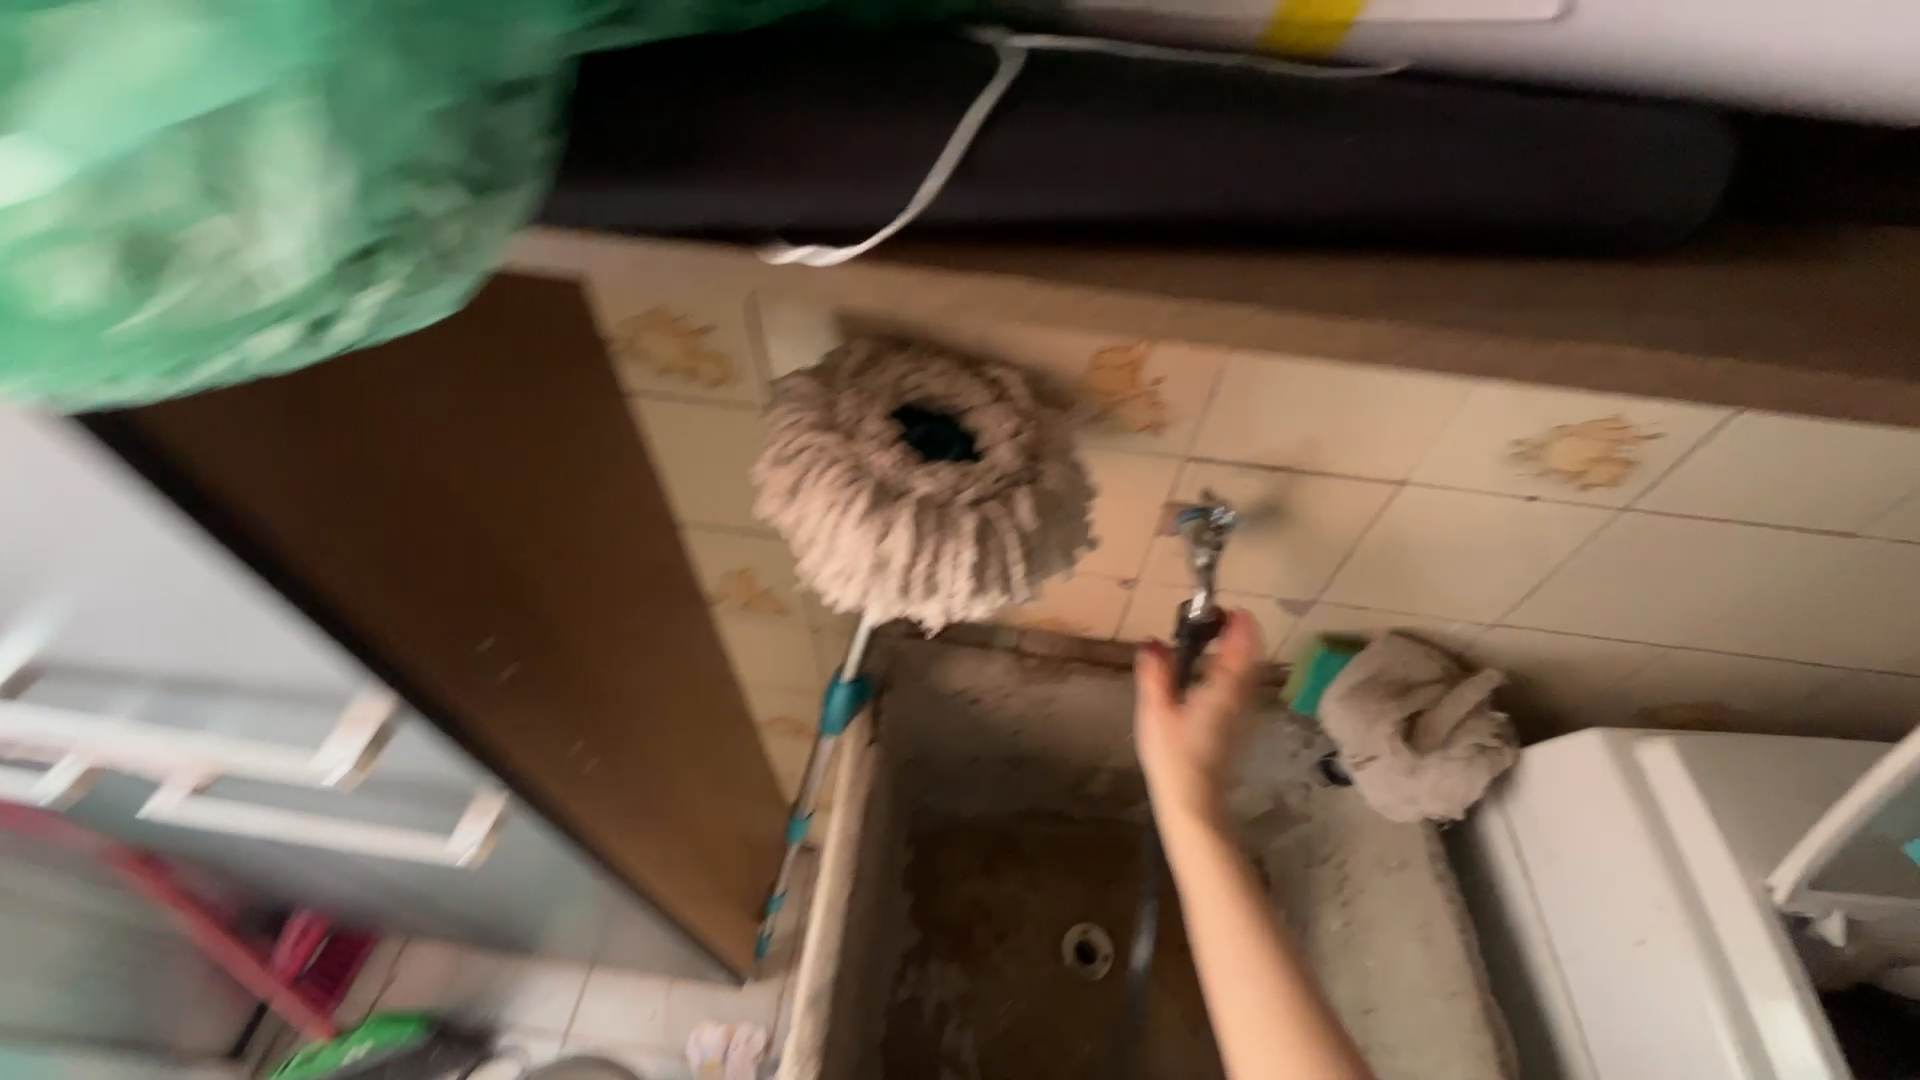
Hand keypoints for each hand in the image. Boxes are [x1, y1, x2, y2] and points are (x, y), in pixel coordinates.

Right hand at [1134, 609, 1264, 825]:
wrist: (1193, 801)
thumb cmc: (1173, 755)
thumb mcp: (1155, 711)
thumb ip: (1155, 673)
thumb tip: (1153, 643)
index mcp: (1223, 690)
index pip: (1242, 648)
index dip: (1240, 625)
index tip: (1229, 609)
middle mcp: (1240, 699)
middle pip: (1248, 658)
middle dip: (1238, 635)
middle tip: (1216, 619)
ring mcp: (1242, 715)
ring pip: (1247, 674)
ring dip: (1236, 653)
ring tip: (1214, 640)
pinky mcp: (1237, 727)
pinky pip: (1241, 688)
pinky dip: (1232, 671)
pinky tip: (1211, 674)